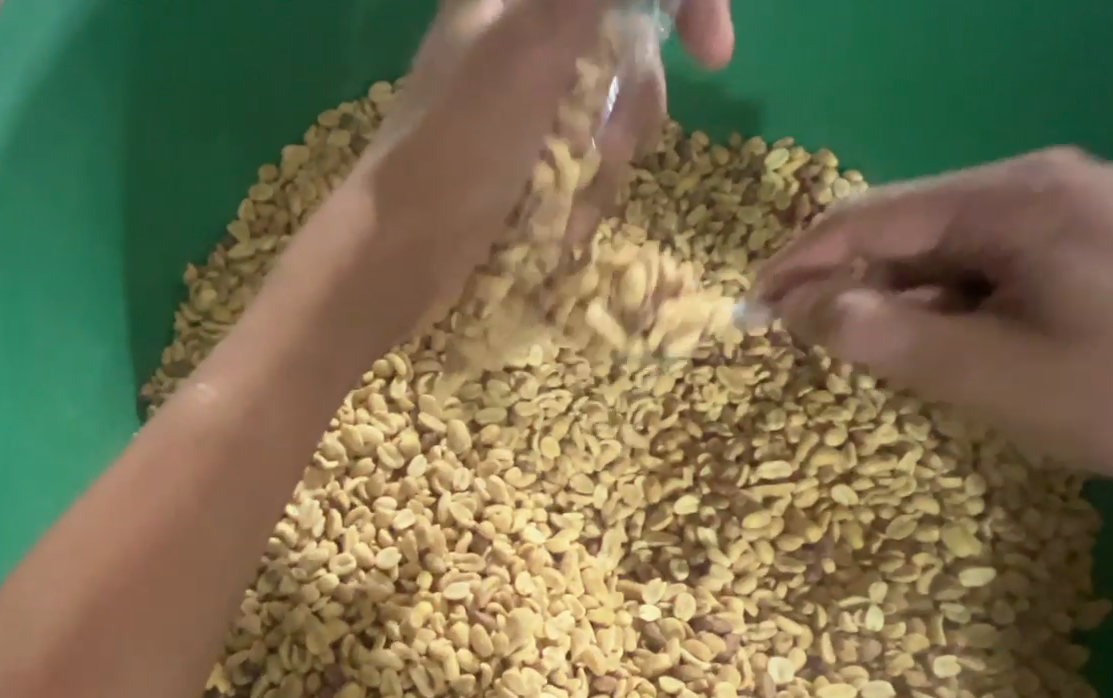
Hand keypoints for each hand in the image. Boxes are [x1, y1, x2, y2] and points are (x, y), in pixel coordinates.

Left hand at [299, 0, 735, 349]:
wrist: (398, 256)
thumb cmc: (457, 151)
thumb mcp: (530, 47)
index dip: (686, 2)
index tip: (714, 54)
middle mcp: (525, 38)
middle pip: (630, 48)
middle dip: (630, 110)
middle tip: (603, 153)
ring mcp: (523, 107)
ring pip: (611, 116)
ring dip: (603, 169)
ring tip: (567, 208)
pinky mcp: (521, 164)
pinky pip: (583, 166)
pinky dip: (582, 198)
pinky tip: (560, 229)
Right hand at [753, 147, 1112, 526]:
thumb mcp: (989, 376)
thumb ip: (884, 337)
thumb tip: (799, 308)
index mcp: (1023, 200)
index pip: (875, 217)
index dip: (800, 261)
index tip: (750, 305)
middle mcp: (1061, 185)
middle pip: (919, 228)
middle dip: (854, 282)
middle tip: (809, 342)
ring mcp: (1103, 209)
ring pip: (965, 249)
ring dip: (910, 298)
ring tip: (885, 355)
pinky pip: (1011, 263)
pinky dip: (963, 301)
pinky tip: (965, 345)